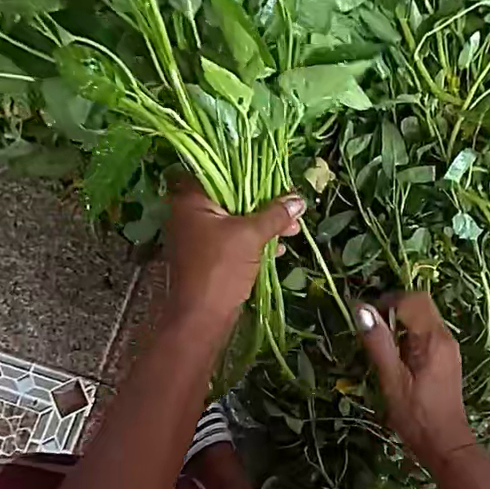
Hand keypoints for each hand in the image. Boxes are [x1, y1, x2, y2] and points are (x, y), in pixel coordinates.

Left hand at [163, 178, 304, 326]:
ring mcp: (198, 236)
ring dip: (263, 224)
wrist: (201, 317)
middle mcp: (190, 213)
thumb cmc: (220, 269)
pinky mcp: (208, 256)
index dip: (250, 172)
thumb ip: (275, 215)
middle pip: (231, 196)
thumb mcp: (251, 236)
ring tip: (291, 229)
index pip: (221, 171)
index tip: (276, 178)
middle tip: (290, 207)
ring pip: (236, 220)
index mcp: (192, 199)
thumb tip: (299, 200)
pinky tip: (277, 248)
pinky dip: (254, 241)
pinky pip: (234, 240)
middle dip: (264, 203)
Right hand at [355, 292, 478, 464]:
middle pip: (420, 303)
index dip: (387, 300)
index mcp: (433, 339)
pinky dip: (409, 333)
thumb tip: (361, 309)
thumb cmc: (416, 415)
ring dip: (401, 320)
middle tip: (372, 328)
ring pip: (424, 316)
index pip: (412, 299)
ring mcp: (448, 346)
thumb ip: (378, 342)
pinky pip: (427, 331)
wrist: (446, 443)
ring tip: (381, 343)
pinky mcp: (446, 356)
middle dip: (394, 307)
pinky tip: (396, 355)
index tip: (367, 316)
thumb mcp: (391, 379)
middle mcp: (445, 336)